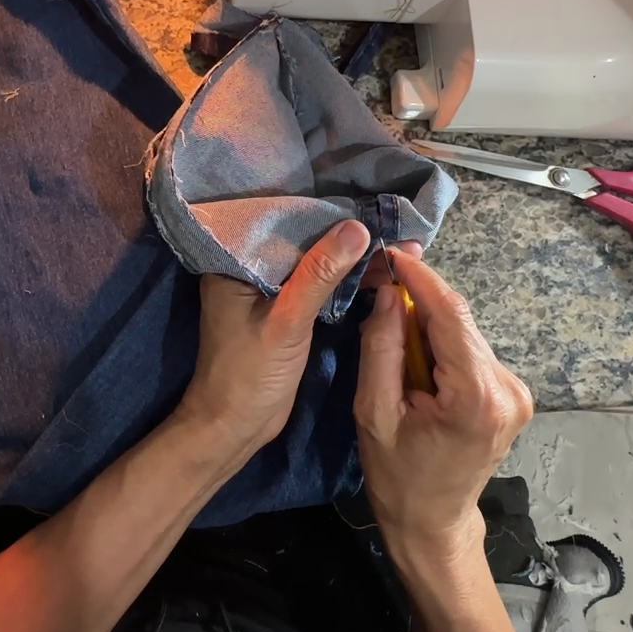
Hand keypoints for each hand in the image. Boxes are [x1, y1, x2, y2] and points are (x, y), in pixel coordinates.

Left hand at [175, 219, 382, 467]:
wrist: (234, 427)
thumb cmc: (249, 374)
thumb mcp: (287, 321)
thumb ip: (320, 274)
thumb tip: (357, 228)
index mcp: (233, 261)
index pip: (281, 223)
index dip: (324, 213)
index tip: (367, 204)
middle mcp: (247, 267)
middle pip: (302, 240)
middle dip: (344, 234)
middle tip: (393, 225)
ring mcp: (267, 289)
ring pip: (313, 262)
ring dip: (350, 258)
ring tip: (399, 246)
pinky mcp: (283, 308)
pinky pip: (315, 283)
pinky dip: (343, 279)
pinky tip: (377, 271)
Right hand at [354, 250, 533, 564]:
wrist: (434, 522)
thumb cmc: (397, 474)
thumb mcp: (373, 412)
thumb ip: (382, 348)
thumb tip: (389, 293)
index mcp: (476, 396)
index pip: (450, 315)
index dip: (421, 277)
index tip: (393, 250)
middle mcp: (508, 387)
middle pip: (459, 319)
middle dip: (419, 295)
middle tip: (380, 276)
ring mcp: (516, 390)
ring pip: (464, 330)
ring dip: (427, 317)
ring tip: (389, 314)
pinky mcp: (512, 392)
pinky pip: (469, 348)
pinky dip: (440, 338)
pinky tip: (414, 346)